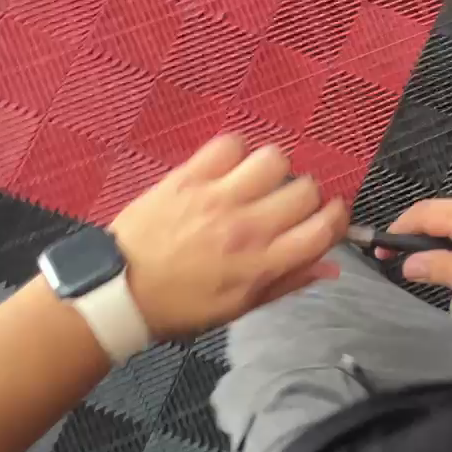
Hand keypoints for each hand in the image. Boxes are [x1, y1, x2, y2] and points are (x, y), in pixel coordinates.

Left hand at [108, 136, 348, 340]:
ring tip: (258, 182)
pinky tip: (229, 167)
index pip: (323, 228)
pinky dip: (235, 151)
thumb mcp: (239, 307)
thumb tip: (332, 264)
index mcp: (261, 264)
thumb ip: (289, 282)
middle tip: (286, 204)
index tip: (329, 214)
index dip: (337, 216)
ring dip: (273, 170)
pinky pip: (230, 144)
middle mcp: (247, 228)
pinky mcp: (190, 177)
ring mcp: (218, 199)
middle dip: (305, 196)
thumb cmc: (179, 305)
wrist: (114, 291)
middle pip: (306, 190)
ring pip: (274, 159)